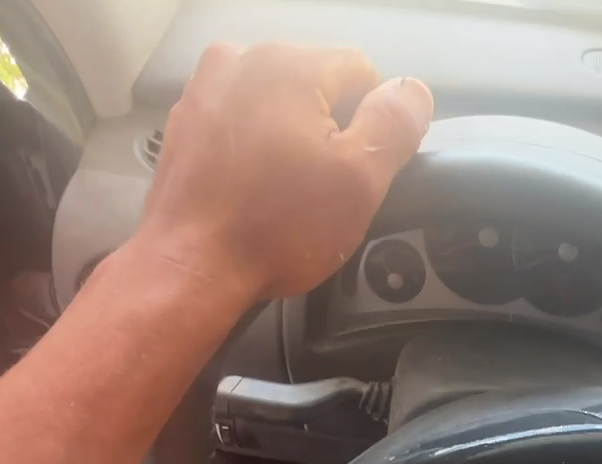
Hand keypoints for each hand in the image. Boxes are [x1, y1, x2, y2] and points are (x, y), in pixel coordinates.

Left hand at [134, 43, 433, 302]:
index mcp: (288, 64)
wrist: (195, 265)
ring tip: (289, 197)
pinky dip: (259, 156)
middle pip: (318, 88)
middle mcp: (240, 60)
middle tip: (324, 192)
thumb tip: (413, 91)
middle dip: (331, 134)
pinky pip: (244, 128)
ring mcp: (206, 90)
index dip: (374, 126)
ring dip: (295, 145)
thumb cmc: (278, 228)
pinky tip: (258, 195)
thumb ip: (394, 125)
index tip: (360, 171)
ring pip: (280, 109)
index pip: (364, 72)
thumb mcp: (360, 179)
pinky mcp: (188, 124)